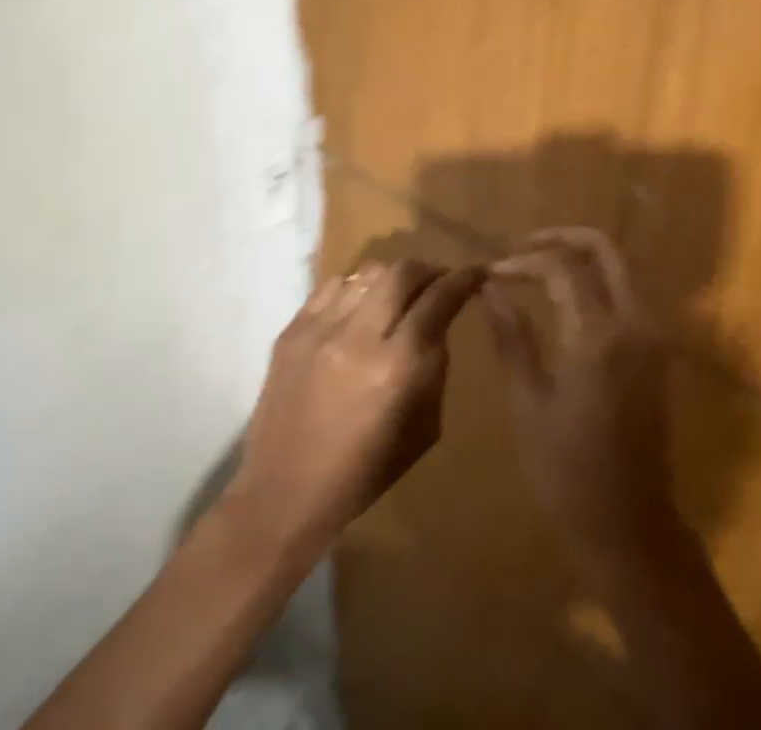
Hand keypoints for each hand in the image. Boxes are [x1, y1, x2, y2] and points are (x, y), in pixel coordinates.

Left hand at [232, 260, 485, 546]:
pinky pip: (331, 287)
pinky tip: (360, 308)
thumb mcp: (424, 428)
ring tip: (399, 293)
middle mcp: (358, 336)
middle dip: (428, 269)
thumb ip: (434, 369)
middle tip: (439, 281)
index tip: (476, 274)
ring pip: (365, 272)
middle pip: (401, 272)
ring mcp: (318, 329)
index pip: (439, 299)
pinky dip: (355, 288)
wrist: (284, 491)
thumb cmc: (365, 471)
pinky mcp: (290, 332)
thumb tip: (436, 328)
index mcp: (398, 366)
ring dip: (391, 277)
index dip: (463, 280)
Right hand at [483, 228, 681, 558]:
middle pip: (606, 251)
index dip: (523, 261)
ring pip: (622, 270)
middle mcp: (636, 323)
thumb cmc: (566, 467)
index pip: (562, 267)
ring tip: (536, 271)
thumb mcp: (528, 400)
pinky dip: (599, 284)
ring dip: (582, 259)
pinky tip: (565, 301)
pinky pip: (630, 297)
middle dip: (562, 239)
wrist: (627, 517)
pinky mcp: (658, 354)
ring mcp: (654, 337)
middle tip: (520, 249)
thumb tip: (490, 288)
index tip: (492, 273)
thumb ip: (512, 336)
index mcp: (599, 334)